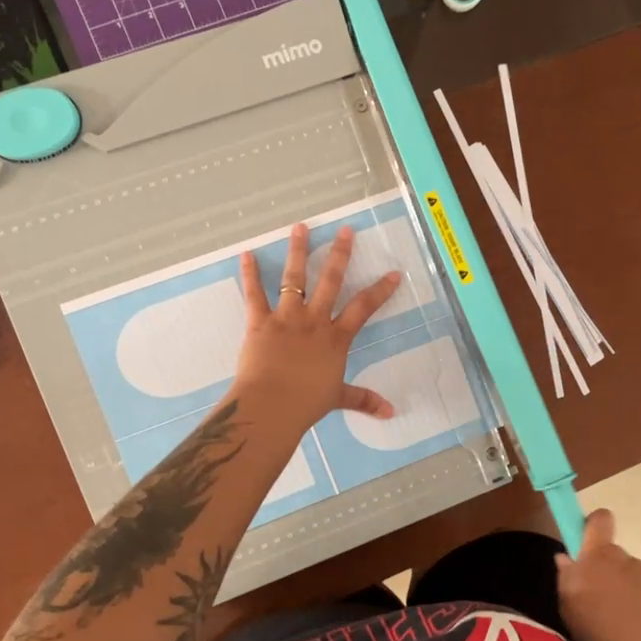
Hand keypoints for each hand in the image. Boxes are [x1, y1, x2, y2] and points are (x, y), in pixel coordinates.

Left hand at [233, 223, 401, 434]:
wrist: (272, 405)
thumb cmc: (306, 404)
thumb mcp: (337, 399)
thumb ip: (363, 399)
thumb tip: (390, 412)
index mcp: (336, 339)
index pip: (363, 308)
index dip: (380, 290)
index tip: (394, 273)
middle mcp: (314, 321)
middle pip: (330, 281)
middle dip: (339, 254)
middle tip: (346, 231)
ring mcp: (286, 318)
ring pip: (295, 279)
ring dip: (297, 251)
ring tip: (300, 227)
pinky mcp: (259, 322)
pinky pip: (254, 294)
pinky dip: (249, 274)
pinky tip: (247, 254)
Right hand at [556, 510, 640, 640]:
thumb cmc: (602, 637)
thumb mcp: (570, 611)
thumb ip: (567, 579)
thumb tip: (566, 558)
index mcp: (594, 558)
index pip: (598, 521)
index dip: (593, 525)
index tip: (585, 542)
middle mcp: (620, 559)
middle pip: (609, 551)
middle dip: (602, 566)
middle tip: (596, 595)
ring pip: (626, 571)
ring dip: (621, 585)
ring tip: (618, 617)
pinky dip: (639, 599)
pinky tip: (636, 624)